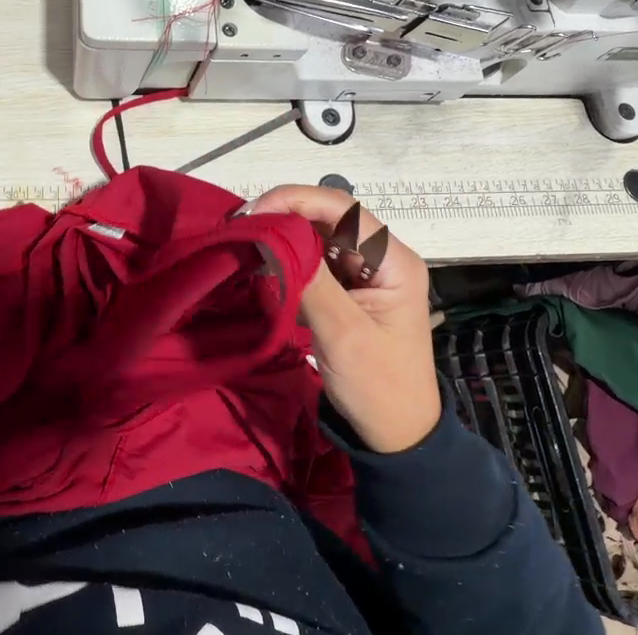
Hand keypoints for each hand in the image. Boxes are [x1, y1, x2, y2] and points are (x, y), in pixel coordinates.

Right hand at [250, 185, 440, 452]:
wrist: (396, 437)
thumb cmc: (377, 386)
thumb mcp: (342, 334)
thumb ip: (309, 279)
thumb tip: (270, 235)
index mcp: (394, 260)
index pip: (342, 209)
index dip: (296, 200)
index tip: (254, 212)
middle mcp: (382, 257)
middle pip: (329, 217)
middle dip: (285, 215)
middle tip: (241, 226)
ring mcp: (366, 273)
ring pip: (319, 236)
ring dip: (284, 234)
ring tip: (246, 239)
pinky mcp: (349, 290)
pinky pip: (316, 261)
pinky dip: (289, 257)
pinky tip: (263, 261)